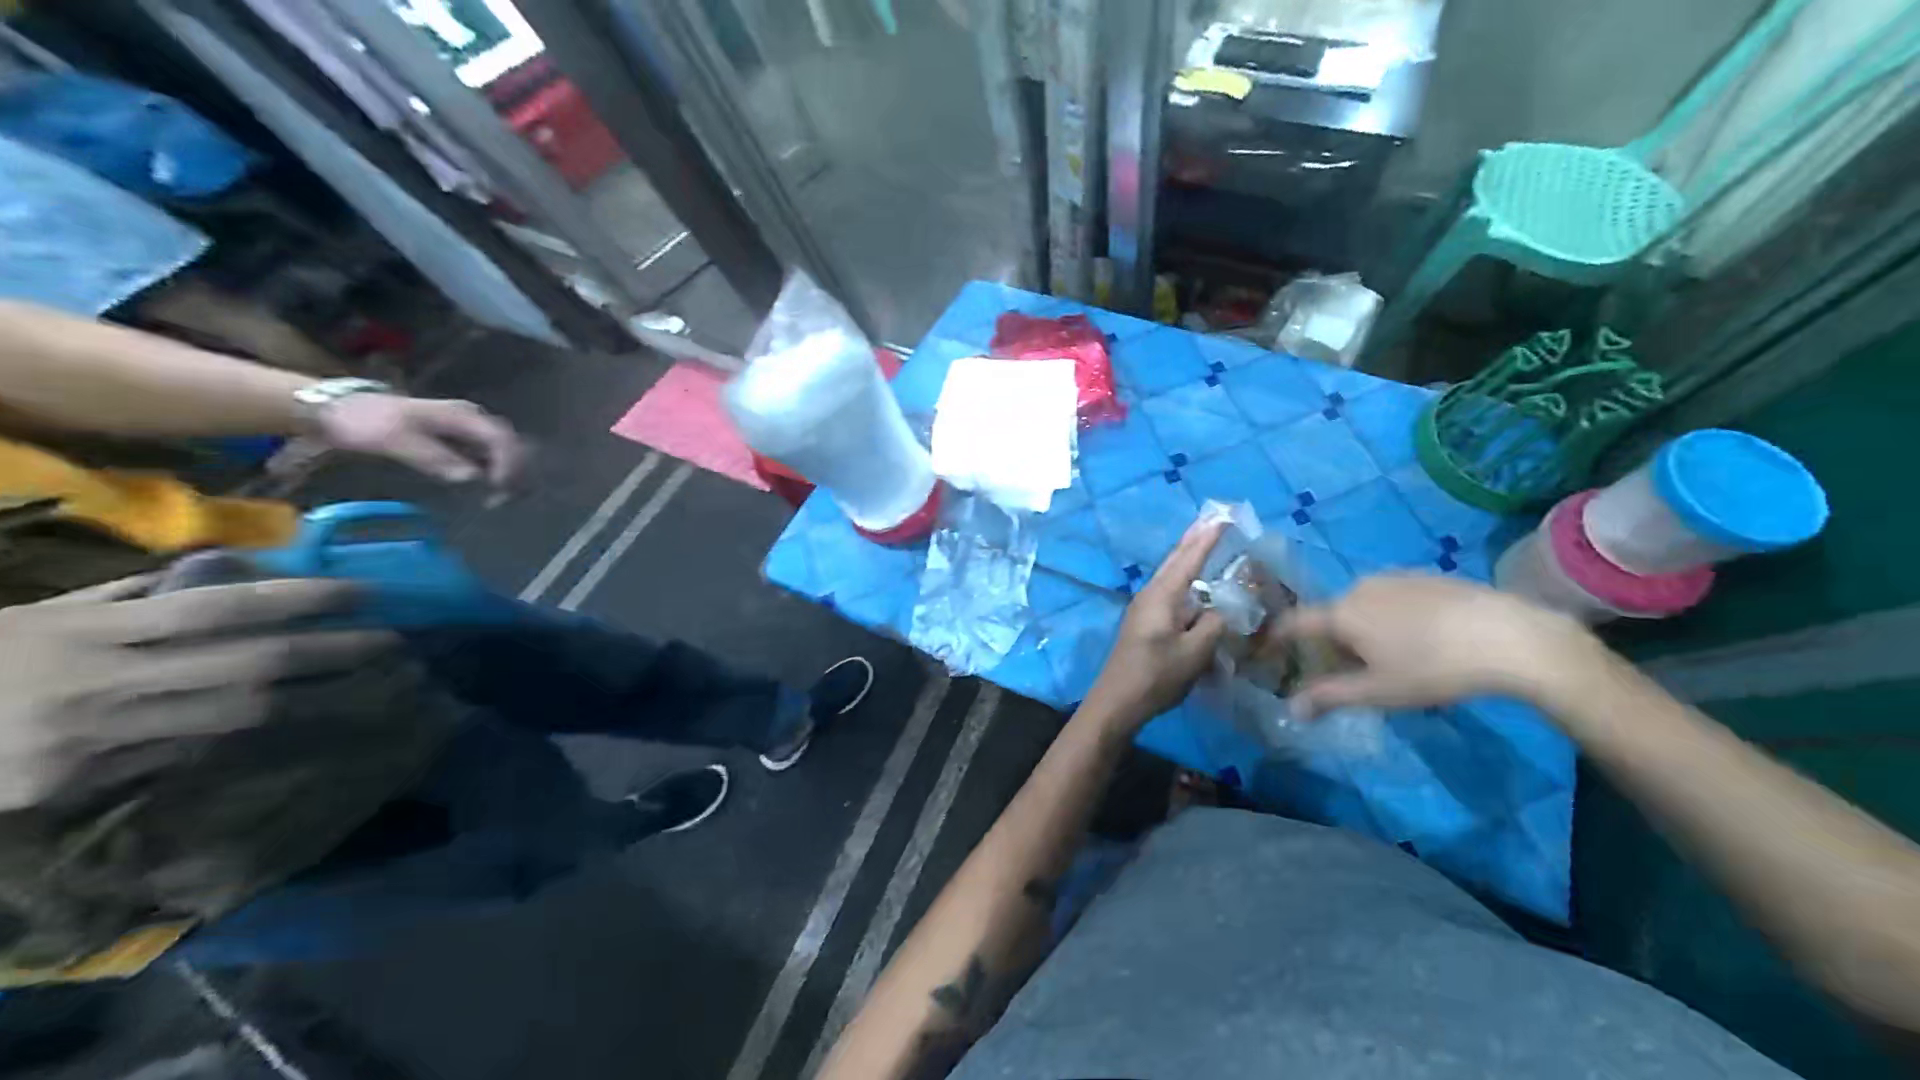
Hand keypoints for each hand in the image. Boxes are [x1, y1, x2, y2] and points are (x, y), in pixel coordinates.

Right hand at [0, 576, 399, 810]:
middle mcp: (104, 680)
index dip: (302, 597)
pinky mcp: (88, 784)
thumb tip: (221, 575)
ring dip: (325, 698)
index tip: (364, 592)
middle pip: (253, 663)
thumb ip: (126, 597)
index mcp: (90, 630)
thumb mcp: (31, 617)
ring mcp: (99, 737)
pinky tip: (324, 725)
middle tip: (398, 642)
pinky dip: (269, 736)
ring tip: (385, 684)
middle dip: (336, 652)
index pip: (223, 607)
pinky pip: (204, 753)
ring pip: (244, 715)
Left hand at [315, 393, 528, 492]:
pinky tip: (486, 489)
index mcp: (461, 415)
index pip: (500, 438)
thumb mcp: (396, 440)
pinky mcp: (459, 439)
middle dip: (514, 471)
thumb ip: (434, 457)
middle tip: (500, 498)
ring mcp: (467, 429)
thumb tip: (472, 477)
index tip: (497, 488)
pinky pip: (490, 456)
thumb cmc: (366, 423)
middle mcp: (472, 419)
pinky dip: (495, 473)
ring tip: (496, 497)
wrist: (336, 411)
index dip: (508, 463)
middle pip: (510, 444)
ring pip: (504, 451)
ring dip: (508, 474)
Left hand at [1083, 517, 1229, 729]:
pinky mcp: (1144, 623)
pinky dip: (1185, 581)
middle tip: (1214, 520)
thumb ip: (1214, 625)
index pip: (1188, 558)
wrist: (1117, 701)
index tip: (1223, 517)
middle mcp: (1150, 595)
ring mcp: (1144, 608)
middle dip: (1195, 540)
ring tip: (1206, 544)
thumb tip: (1224, 609)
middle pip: (1175, 561)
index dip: (1207, 538)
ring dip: (1188, 559)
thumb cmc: (1155, 676)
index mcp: (1161, 596)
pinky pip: (1169, 592)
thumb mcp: (1195, 653)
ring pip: (1170, 576)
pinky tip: (1196, 587)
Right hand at [1271, 574, 1604, 716]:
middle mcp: (1358, 587)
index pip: (1293, 622)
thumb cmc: (1434, 669)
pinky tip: (1421, 639)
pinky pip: (1391, 597)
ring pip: (1362, 605)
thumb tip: (1291, 709)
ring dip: (1362, 628)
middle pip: (1330, 615)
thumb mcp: (1379, 691)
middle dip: (1330, 641)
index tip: (1270, 652)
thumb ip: (1329, 697)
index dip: (1278, 637)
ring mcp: (1394, 577)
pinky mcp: (1426, 576)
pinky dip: (1391, 616)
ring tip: (1390, 657)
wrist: (1513, 638)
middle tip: (1348, 671)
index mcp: (1341, 613)